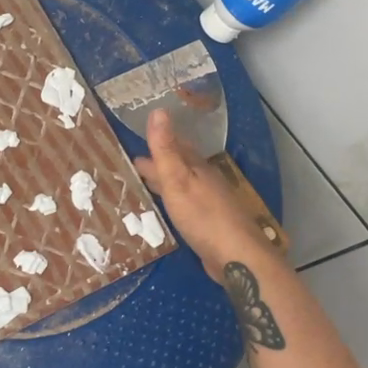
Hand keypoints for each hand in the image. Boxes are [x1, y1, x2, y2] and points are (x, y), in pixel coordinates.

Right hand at [134, 108, 283, 277]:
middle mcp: (206, 181)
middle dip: (159, 163)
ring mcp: (210, 203)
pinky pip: (185, 205)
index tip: (131, 144)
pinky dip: (172, 202)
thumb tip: (158, 110)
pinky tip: (166, 210)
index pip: (174, 147)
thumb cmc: (203, 216)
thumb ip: (166, 149)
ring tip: (144, 186)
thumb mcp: (178, 180)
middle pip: (180, 166)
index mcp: (197, 167)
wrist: (236, 257)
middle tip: (133, 165)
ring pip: (183, 186)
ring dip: (165, 183)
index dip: (155, 143)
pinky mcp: (210, 224)